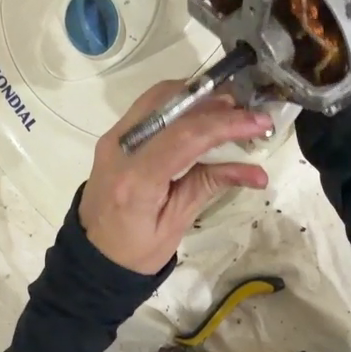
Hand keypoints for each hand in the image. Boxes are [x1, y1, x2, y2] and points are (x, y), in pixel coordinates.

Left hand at [79, 84, 272, 272]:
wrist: (91, 255)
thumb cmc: (134, 251)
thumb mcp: (176, 224)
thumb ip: (209, 186)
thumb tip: (257, 171)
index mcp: (136, 179)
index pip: (185, 136)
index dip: (226, 123)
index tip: (259, 121)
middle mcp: (120, 148)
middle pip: (171, 106)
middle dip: (214, 103)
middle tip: (248, 112)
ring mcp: (114, 138)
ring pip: (159, 97)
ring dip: (197, 97)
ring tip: (231, 109)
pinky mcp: (115, 136)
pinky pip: (150, 106)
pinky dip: (181, 102)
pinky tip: (204, 112)